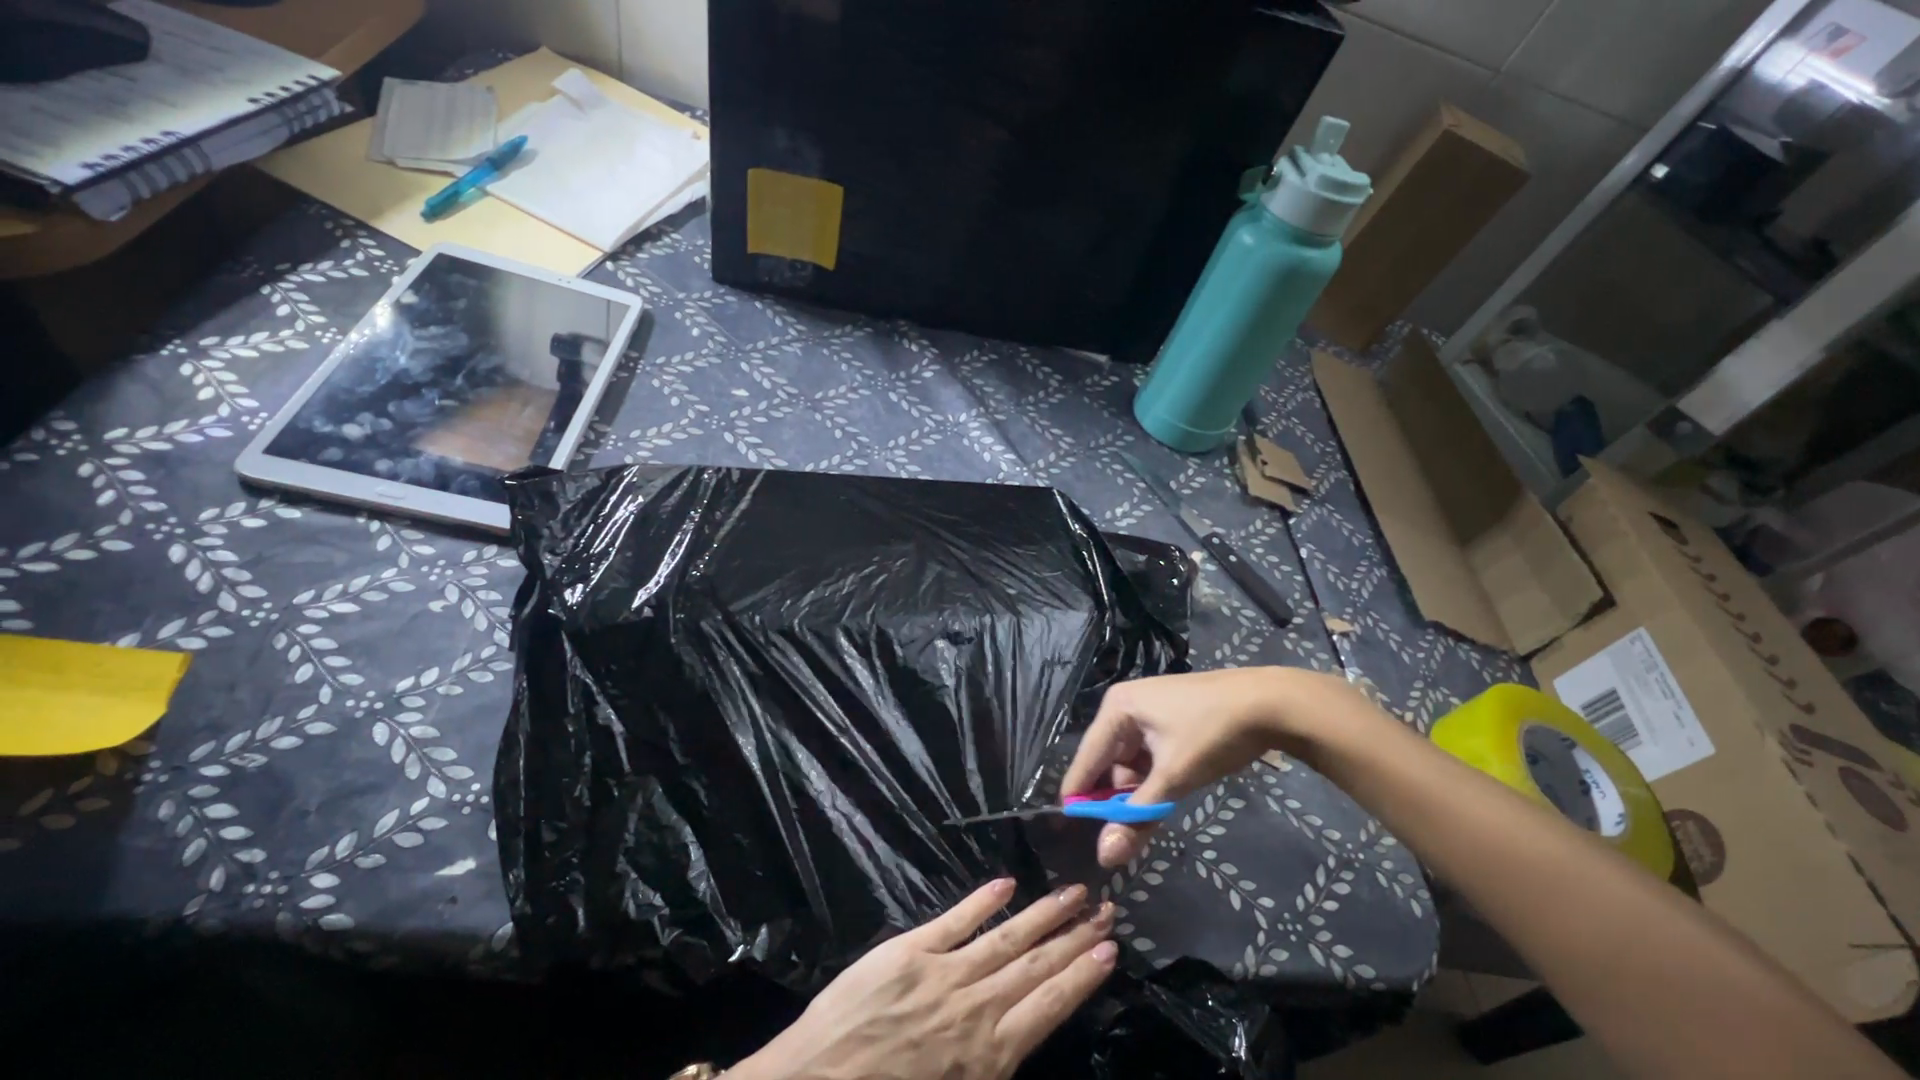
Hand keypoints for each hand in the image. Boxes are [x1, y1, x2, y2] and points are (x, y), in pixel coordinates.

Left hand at [730, 878, 1116, 1079]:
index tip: (1110, 949)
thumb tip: (1026, 1032)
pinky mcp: (907, 952)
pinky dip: (982, 901)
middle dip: (1074, 937)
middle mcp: (976, 1009)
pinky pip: (954, 921)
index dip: (1083, 975)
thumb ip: (994, 1061)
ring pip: (1006, 938)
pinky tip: (1006, 884)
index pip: (1050, 1005)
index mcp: (990, 1055)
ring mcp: (943, 974)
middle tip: (1105, 908)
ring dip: (1043, 914)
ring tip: (1073, 892)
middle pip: (1037, 966)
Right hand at [1063, 667, 1354, 866]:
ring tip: (1153, 817)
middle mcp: (1124, 706)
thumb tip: (1105, 857)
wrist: (1272, 703)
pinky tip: (1166, 798)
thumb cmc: (1214, 734)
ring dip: (1138, 792)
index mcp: (1116, 710)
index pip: (1084, 762)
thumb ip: (1136, 816)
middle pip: (1106, 763)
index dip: (1081, 801)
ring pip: (1130, 763)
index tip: (1078, 838)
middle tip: (1126, 836)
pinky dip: (1154, 779)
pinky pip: (1148, 756)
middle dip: (1116, 800)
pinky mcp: (1168, 719)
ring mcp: (1147, 711)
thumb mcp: (1174, 778)